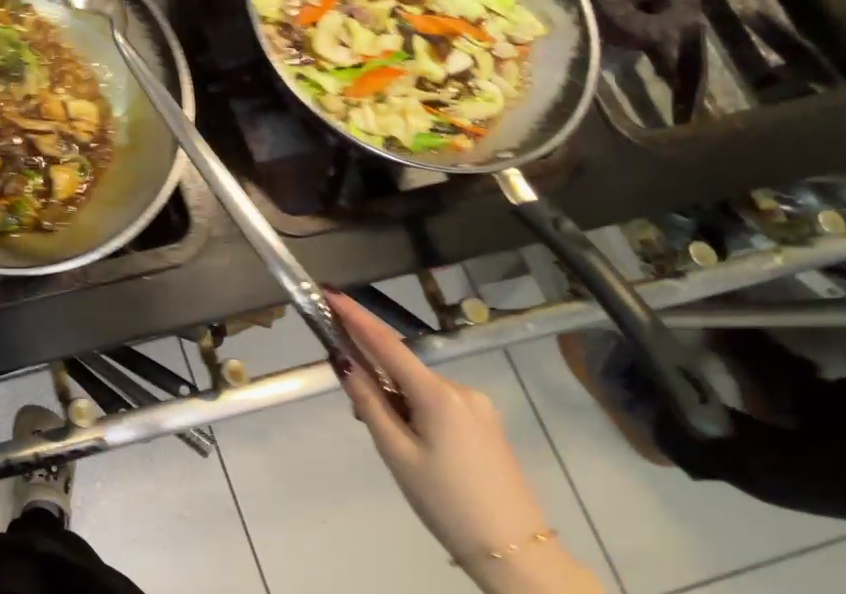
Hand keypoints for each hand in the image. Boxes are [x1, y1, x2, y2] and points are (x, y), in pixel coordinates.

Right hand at [328, 292, 559, 577]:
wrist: (516, 553)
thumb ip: (368, 402)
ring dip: (397, 404)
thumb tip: (342, 360)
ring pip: (419, 390)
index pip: (385, 343)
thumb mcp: (396, 452)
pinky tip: (420, 450)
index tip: (329, 292)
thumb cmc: (445, 501)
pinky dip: (417, 414)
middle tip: (362, 421)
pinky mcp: (486, 424)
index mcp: (437, 394)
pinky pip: (439, 404)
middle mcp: (461, 389)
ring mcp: (478, 406)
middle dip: (376, 383)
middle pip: (401, 370)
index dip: (355, 316)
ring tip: (397, 450)